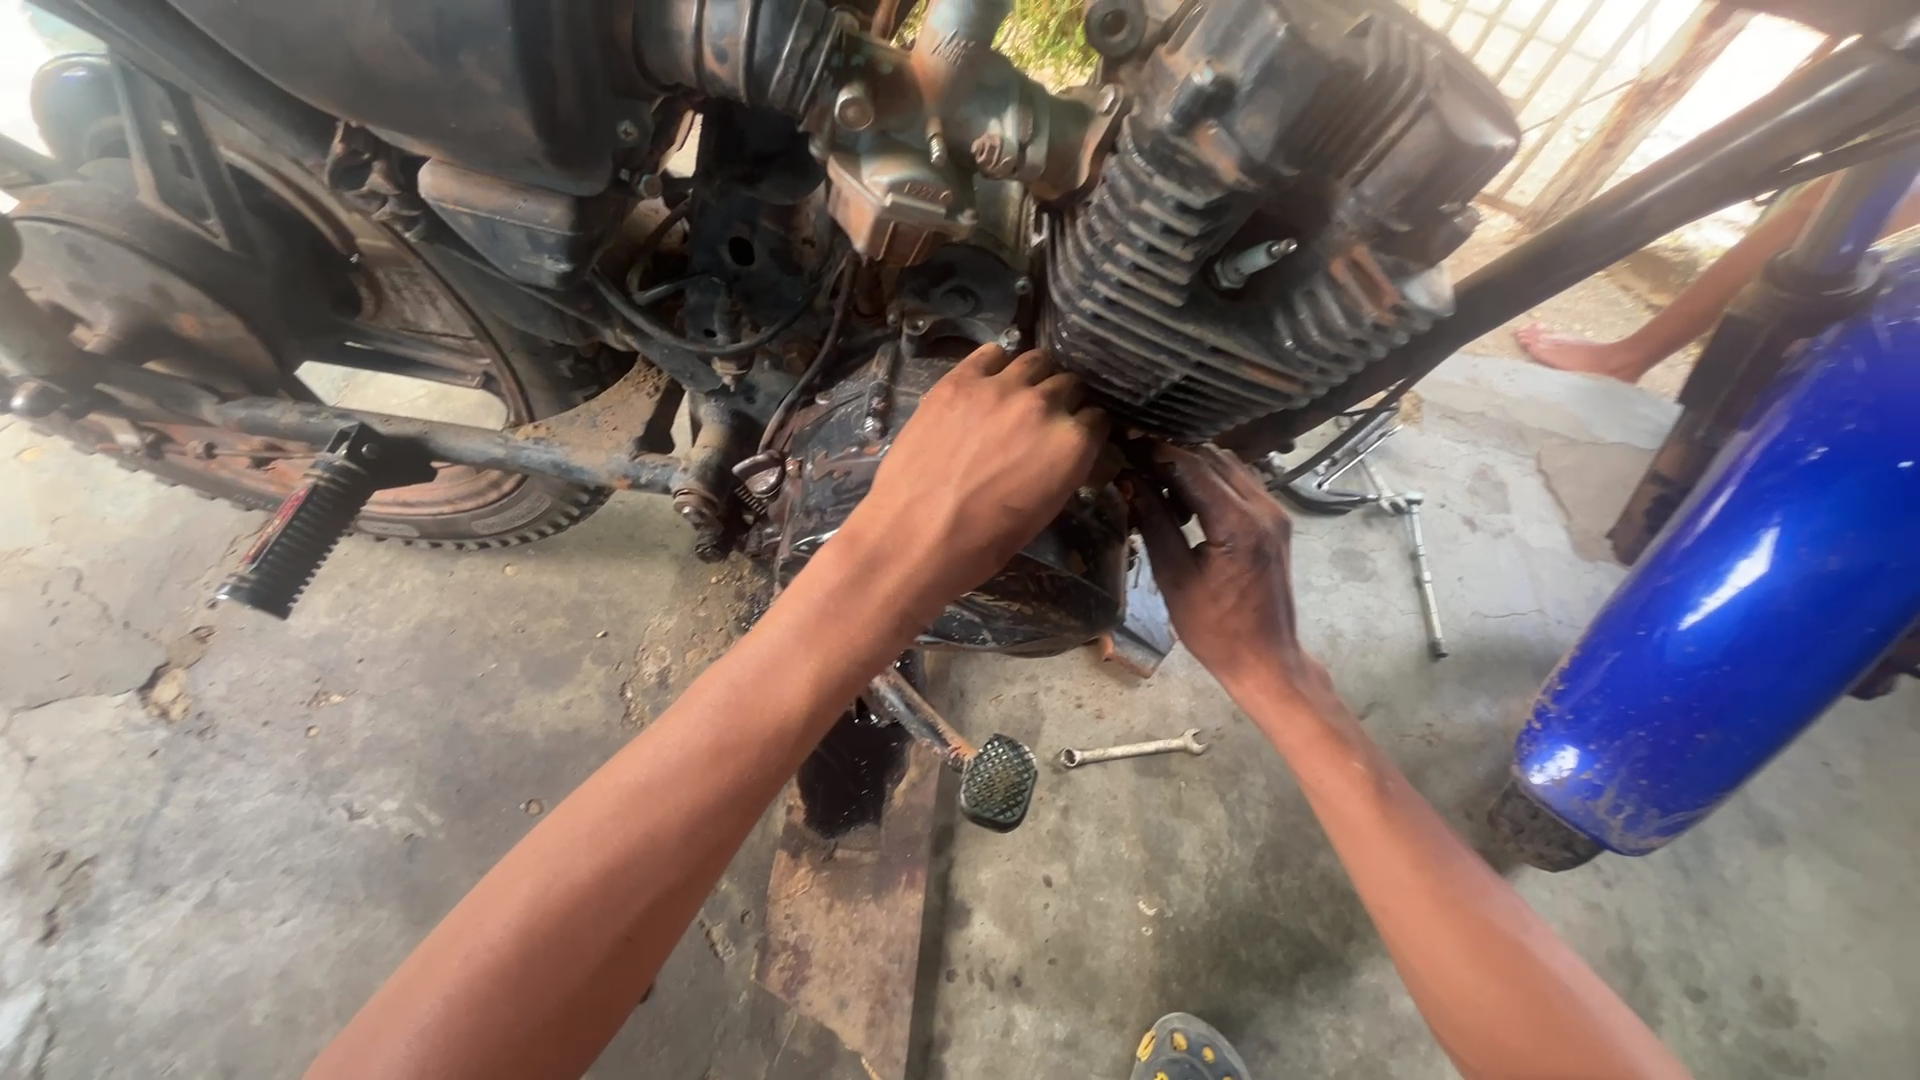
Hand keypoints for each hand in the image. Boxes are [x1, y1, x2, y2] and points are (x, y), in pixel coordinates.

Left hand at [843, 344, 1108, 608]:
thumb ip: (1063, 471)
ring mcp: (999, 387)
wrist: (915, 535)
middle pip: (1070, 384)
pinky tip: (988, 381)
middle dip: (1064, 401)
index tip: (1076, 437)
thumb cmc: (982, 542)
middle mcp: (1044, 406)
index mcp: (1072, 444)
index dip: (1087, 430)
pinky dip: (996, 364)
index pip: (1098, 419)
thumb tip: (1065, 455)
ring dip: (1036, 376)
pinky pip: (991, 353)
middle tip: (1045, 418)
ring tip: (1021, 393)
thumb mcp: (1042, 512)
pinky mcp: (959, 380)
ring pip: (1036, 360)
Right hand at [1130, 442, 1332, 703]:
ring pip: (1229, 466)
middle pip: (1212, 459)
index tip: (1124, 446)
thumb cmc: (1214, 629)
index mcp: (1238, 523)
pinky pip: (1241, 483)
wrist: (1265, 658)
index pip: (1191, 467)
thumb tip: (1129, 481)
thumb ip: (1154, 522)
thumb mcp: (1174, 576)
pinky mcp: (1276, 520)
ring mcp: (1275, 512)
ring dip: (1192, 466)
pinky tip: (1185, 498)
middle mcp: (1264, 507)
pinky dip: (1211, 481)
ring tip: (1155, 481)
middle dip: (1172, 456)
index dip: (1155, 453)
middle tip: (1134, 462)